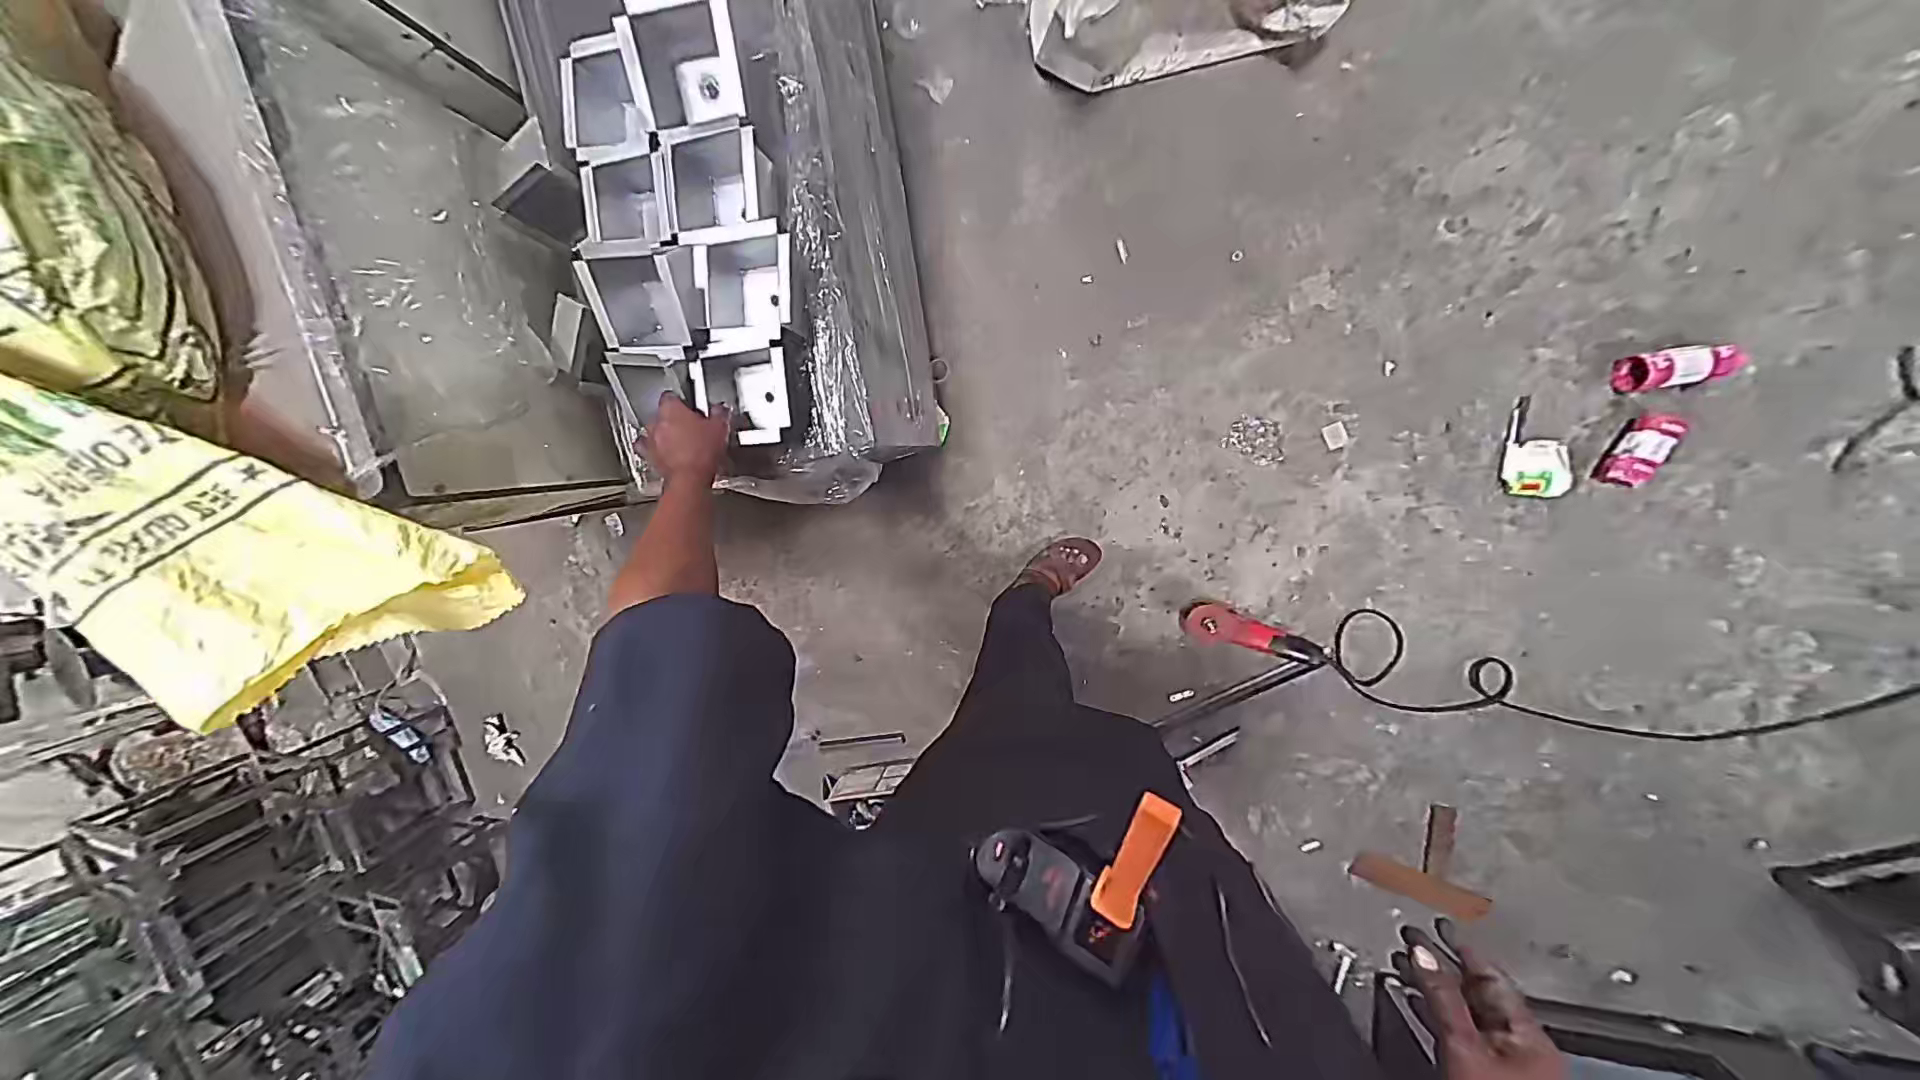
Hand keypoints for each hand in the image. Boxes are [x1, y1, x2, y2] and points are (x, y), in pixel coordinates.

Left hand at [640, 393, 730, 485]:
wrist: (689, 479)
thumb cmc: (701, 453)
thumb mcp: (719, 429)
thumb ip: (719, 414)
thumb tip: (720, 410)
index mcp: (671, 409)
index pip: (671, 396)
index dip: (683, 400)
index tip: (691, 406)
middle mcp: (656, 422)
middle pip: (662, 413)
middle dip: (675, 419)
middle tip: (691, 426)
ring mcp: (651, 440)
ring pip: (654, 431)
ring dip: (665, 434)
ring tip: (681, 441)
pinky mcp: (650, 458)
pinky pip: (648, 450)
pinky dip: (657, 450)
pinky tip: (667, 454)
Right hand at [1392, 920, 1565, 1079]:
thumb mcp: (1463, 1043)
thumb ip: (1442, 995)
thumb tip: (1421, 951)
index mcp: (1531, 1037)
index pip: (1493, 979)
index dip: (1463, 950)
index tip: (1439, 925)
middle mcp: (1521, 1047)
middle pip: (1477, 993)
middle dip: (1441, 964)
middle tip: (1412, 938)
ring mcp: (1503, 1064)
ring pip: (1464, 1011)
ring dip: (1432, 987)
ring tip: (1403, 963)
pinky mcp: (1482, 1074)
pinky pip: (1457, 1030)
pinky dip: (1435, 1011)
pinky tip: (1414, 1001)